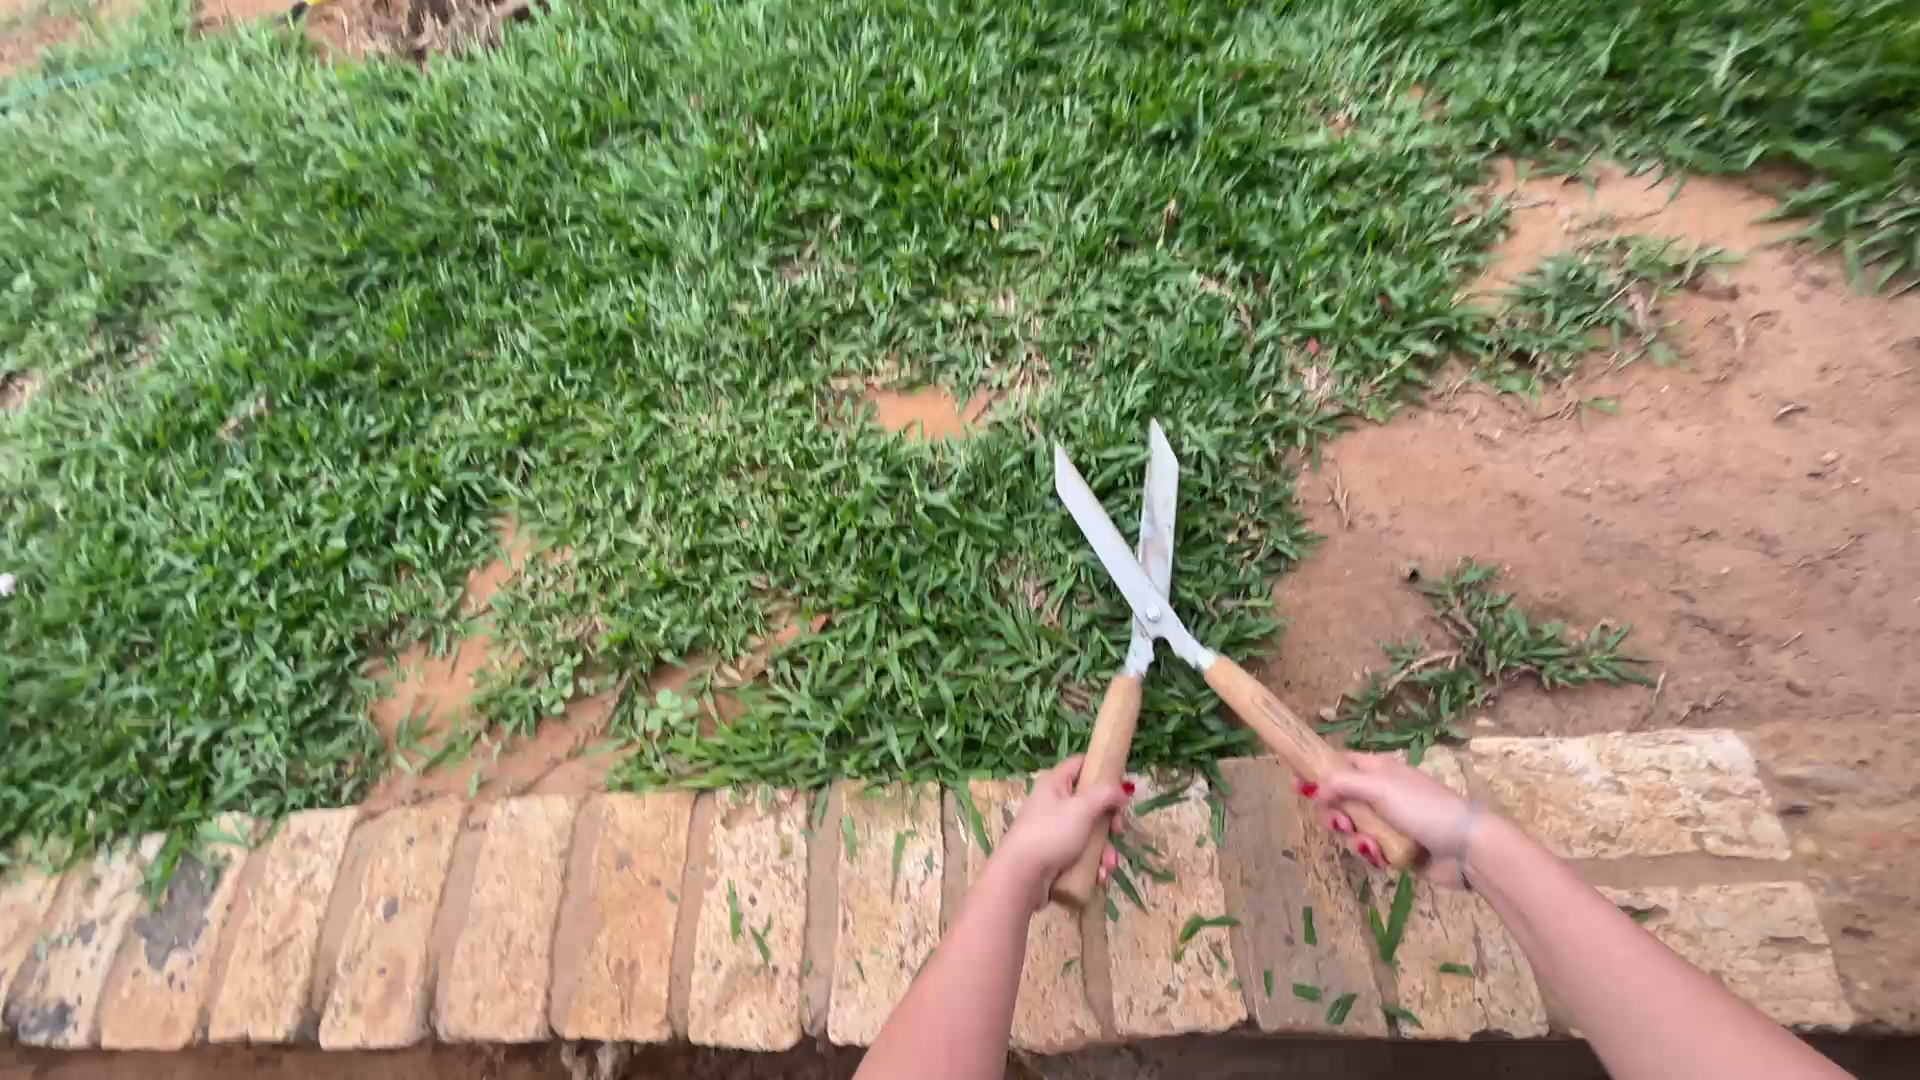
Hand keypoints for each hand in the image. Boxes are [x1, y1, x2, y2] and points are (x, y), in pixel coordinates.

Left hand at [990, 755, 1130, 910]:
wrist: (1022, 876)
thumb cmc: (1050, 833)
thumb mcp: (1081, 809)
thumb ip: (1105, 794)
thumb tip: (1124, 789)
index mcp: (1055, 783)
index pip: (1081, 763)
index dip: (1103, 770)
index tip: (1121, 787)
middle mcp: (1055, 802)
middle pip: (1091, 801)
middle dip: (1109, 820)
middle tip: (1117, 830)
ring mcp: (1056, 828)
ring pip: (1091, 831)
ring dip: (1104, 848)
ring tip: (1107, 864)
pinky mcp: (1057, 852)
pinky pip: (1083, 852)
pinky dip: (1094, 862)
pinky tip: (1099, 875)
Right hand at [1306, 752, 1481, 885]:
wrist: (1468, 849)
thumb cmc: (1424, 807)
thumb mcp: (1379, 787)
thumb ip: (1340, 784)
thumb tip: (1312, 789)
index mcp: (1376, 770)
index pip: (1337, 763)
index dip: (1315, 772)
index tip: (1298, 785)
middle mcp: (1378, 793)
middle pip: (1336, 799)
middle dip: (1333, 813)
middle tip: (1341, 822)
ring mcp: (1385, 821)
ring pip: (1349, 826)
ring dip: (1352, 836)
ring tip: (1366, 844)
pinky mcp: (1392, 848)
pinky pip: (1366, 848)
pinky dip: (1370, 853)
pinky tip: (1380, 857)